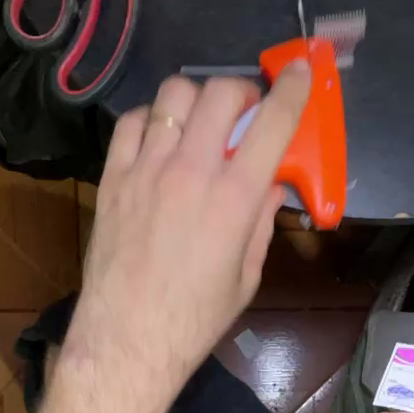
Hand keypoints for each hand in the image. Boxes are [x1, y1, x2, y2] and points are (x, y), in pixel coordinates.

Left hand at [61, 66, 311, 403]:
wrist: (129, 339)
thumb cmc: (195, 320)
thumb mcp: (245, 279)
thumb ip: (261, 225)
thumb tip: (271, 188)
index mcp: (234, 200)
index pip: (271, 124)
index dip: (292, 91)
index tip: (300, 73)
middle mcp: (191, 172)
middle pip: (218, 93)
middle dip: (240, 91)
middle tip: (244, 113)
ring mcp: (146, 170)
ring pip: (173, 96)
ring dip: (196, 99)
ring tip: (199, 123)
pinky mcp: (113, 178)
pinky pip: (133, 122)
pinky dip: (154, 119)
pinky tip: (161, 140)